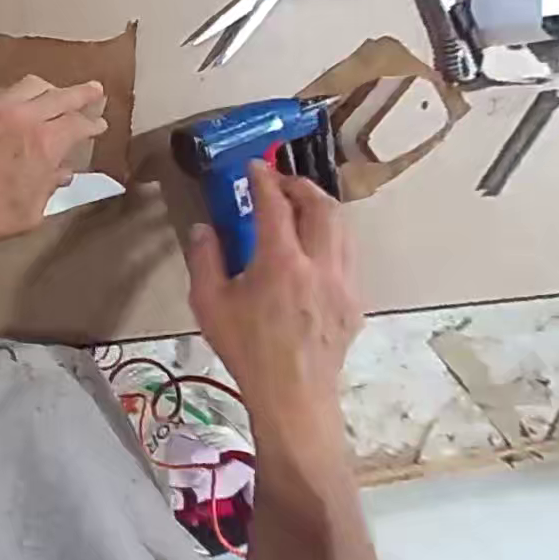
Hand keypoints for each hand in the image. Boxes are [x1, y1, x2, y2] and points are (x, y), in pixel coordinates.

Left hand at [0, 76, 106, 263]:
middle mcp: (23, 117)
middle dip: (83, 93)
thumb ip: (49, 188)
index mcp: (44, 141)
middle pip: (61, 94)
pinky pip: (4, 92)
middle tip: (95, 91)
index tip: (98, 126)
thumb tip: (61, 174)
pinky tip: (21, 104)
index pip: (79, 124)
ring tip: (57, 94)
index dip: (92, 125)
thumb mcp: (30, 212)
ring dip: (50, 88)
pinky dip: (21, 94)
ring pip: (31, 85)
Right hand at [183, 161, 361, 445]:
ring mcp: (344, 282)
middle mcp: (320, 265)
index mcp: (280, 263)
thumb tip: (204, 229)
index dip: (264, 180)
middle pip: (323, 208)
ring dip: (321, 208)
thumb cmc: (245, 348)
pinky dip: (329, 235)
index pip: (275, 206)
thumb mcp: (208, 303)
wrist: (292, 393)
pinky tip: (311, 247)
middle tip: (280, 181)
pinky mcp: (354, 300)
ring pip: (343, 228)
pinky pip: (347, 254)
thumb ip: (205, 259)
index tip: (254, 166)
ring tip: (299, 205)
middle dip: (301, 186)